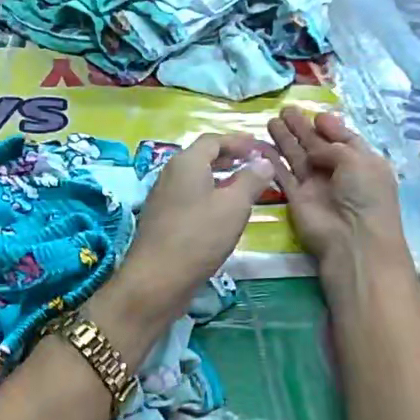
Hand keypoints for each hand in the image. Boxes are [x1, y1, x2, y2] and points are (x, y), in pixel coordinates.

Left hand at [97, 134, 275, 333]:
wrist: (157, 279)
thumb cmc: (199, 236)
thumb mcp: (234, 205)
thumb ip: (251, 180)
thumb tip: (262, 161)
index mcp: (185, 163)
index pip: (213, 140)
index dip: (239, 142)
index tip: (261, 149)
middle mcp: (169, 175)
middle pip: (201, 158)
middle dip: (229, 159)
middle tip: (254, 166)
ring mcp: (162, 199)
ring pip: (194, 180)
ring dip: (219, 179)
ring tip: (244, 189)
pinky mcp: (161, 221)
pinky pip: (188, 199)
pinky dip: (208, 198)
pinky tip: (222, 214)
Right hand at [266, 105, 402, 264]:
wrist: (351, 238)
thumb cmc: (364, 195)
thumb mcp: (357, 161)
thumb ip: (332, 147)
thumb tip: (313, 147)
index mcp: (362, 162)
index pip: (344, 139)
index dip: (330, 127)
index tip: (316, 115)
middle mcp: (338, 172)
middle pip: (316, 145)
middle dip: (302, 128)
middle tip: (285, 110)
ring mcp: (315, 185)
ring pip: (297, 157)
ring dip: (285, 139)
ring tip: (272, 120)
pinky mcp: (296, 198)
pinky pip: (283, 175)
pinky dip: (273, 161)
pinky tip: (262, 147)